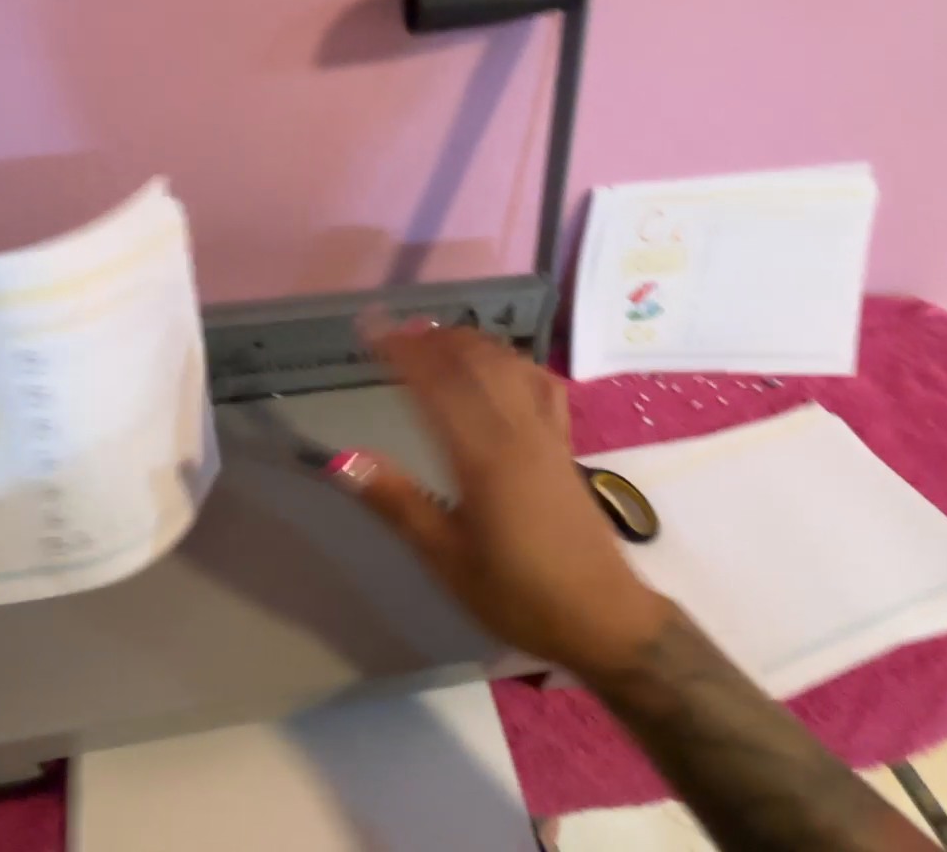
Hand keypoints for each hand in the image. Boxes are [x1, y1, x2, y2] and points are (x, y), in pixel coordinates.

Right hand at [328, 317, 670, 673]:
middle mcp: (517, 433)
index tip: (370, 329)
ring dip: (469, 343)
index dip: (401, 351)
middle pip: (473, 362)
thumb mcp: (447, 558)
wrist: (602, 617)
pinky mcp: (565, 444)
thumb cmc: (518, 594)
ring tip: (435, 337)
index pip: (435, 384)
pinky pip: (541, 384)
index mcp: (482, 458)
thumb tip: (344, 459)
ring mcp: (546, 434)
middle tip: (394, 330)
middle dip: (432, 339)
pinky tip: (500, 364)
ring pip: (508, 365)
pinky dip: (513, 361)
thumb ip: (397, 502)